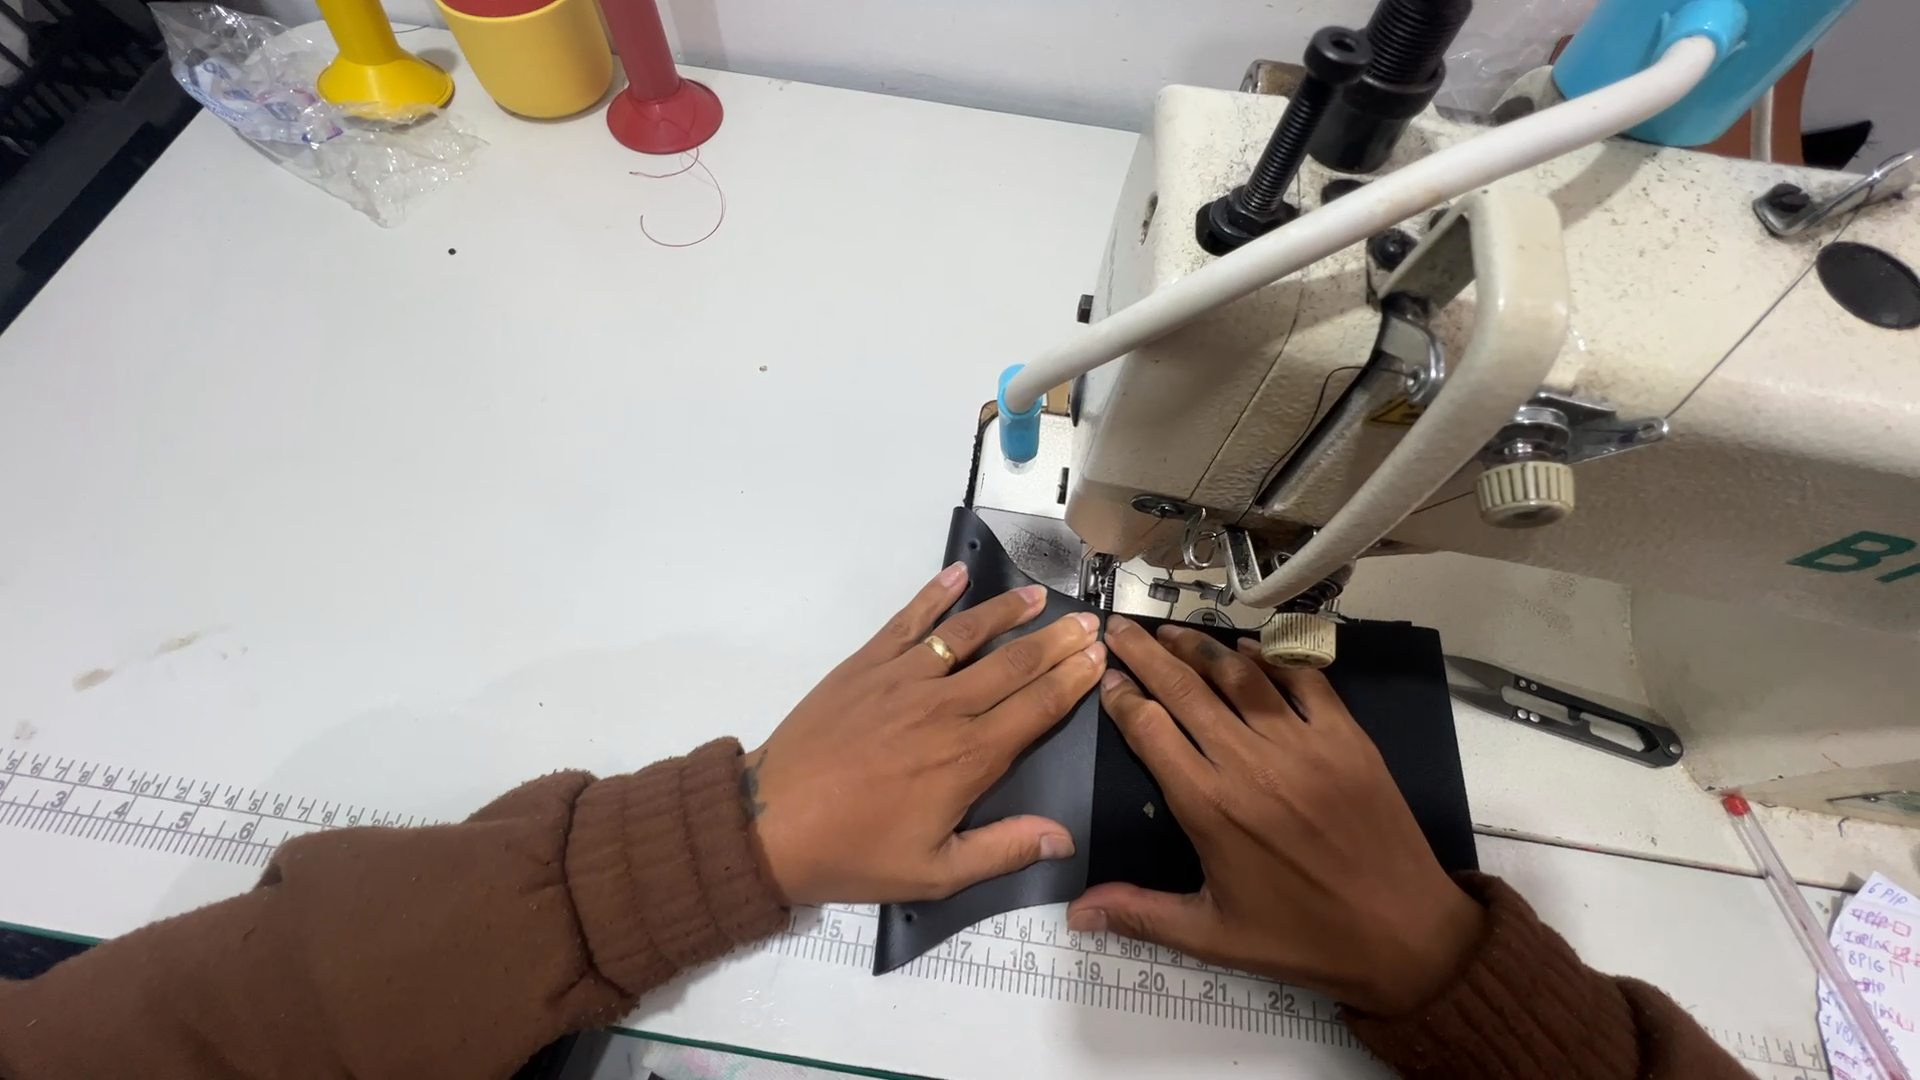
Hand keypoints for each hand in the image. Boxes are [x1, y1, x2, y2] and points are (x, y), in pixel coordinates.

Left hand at [746, 564, 1106, 905]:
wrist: (773, 823)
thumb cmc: (856, 852)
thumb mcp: (935, 872)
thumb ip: (1004, 849)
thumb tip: (1064, 837)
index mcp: (968, 757)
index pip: (1036, 707)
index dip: (1072, 679)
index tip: (1098, 655)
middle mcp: (945, 707)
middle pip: (1014, 665)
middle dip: (1057, 641)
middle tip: (1088, 622)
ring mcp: (904, 677)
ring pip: (969, 634)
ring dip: (1008, 612)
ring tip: (1039, 595)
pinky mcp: (868, 663)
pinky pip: (909, 620)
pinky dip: (934, 594)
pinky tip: (958, 574)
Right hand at [1066, 617, 1482, 1016]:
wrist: (1410, 939)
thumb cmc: (1303, 937)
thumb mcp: (1214, 937)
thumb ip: (1140, 914)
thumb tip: (1074, 913)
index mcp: (1208, 806)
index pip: (1148, 729)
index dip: (1121, 697)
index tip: (1106, 678)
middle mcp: (1248, 763)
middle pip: (1183, 688)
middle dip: (1144, 652)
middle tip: (1119, 626)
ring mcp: (1300, 743)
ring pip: (1236, 674)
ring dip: (1197, 646)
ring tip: (1169, 630)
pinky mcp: (1345, 737)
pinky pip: (1301, 679)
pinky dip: (1271, 656)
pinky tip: (1246, 647)